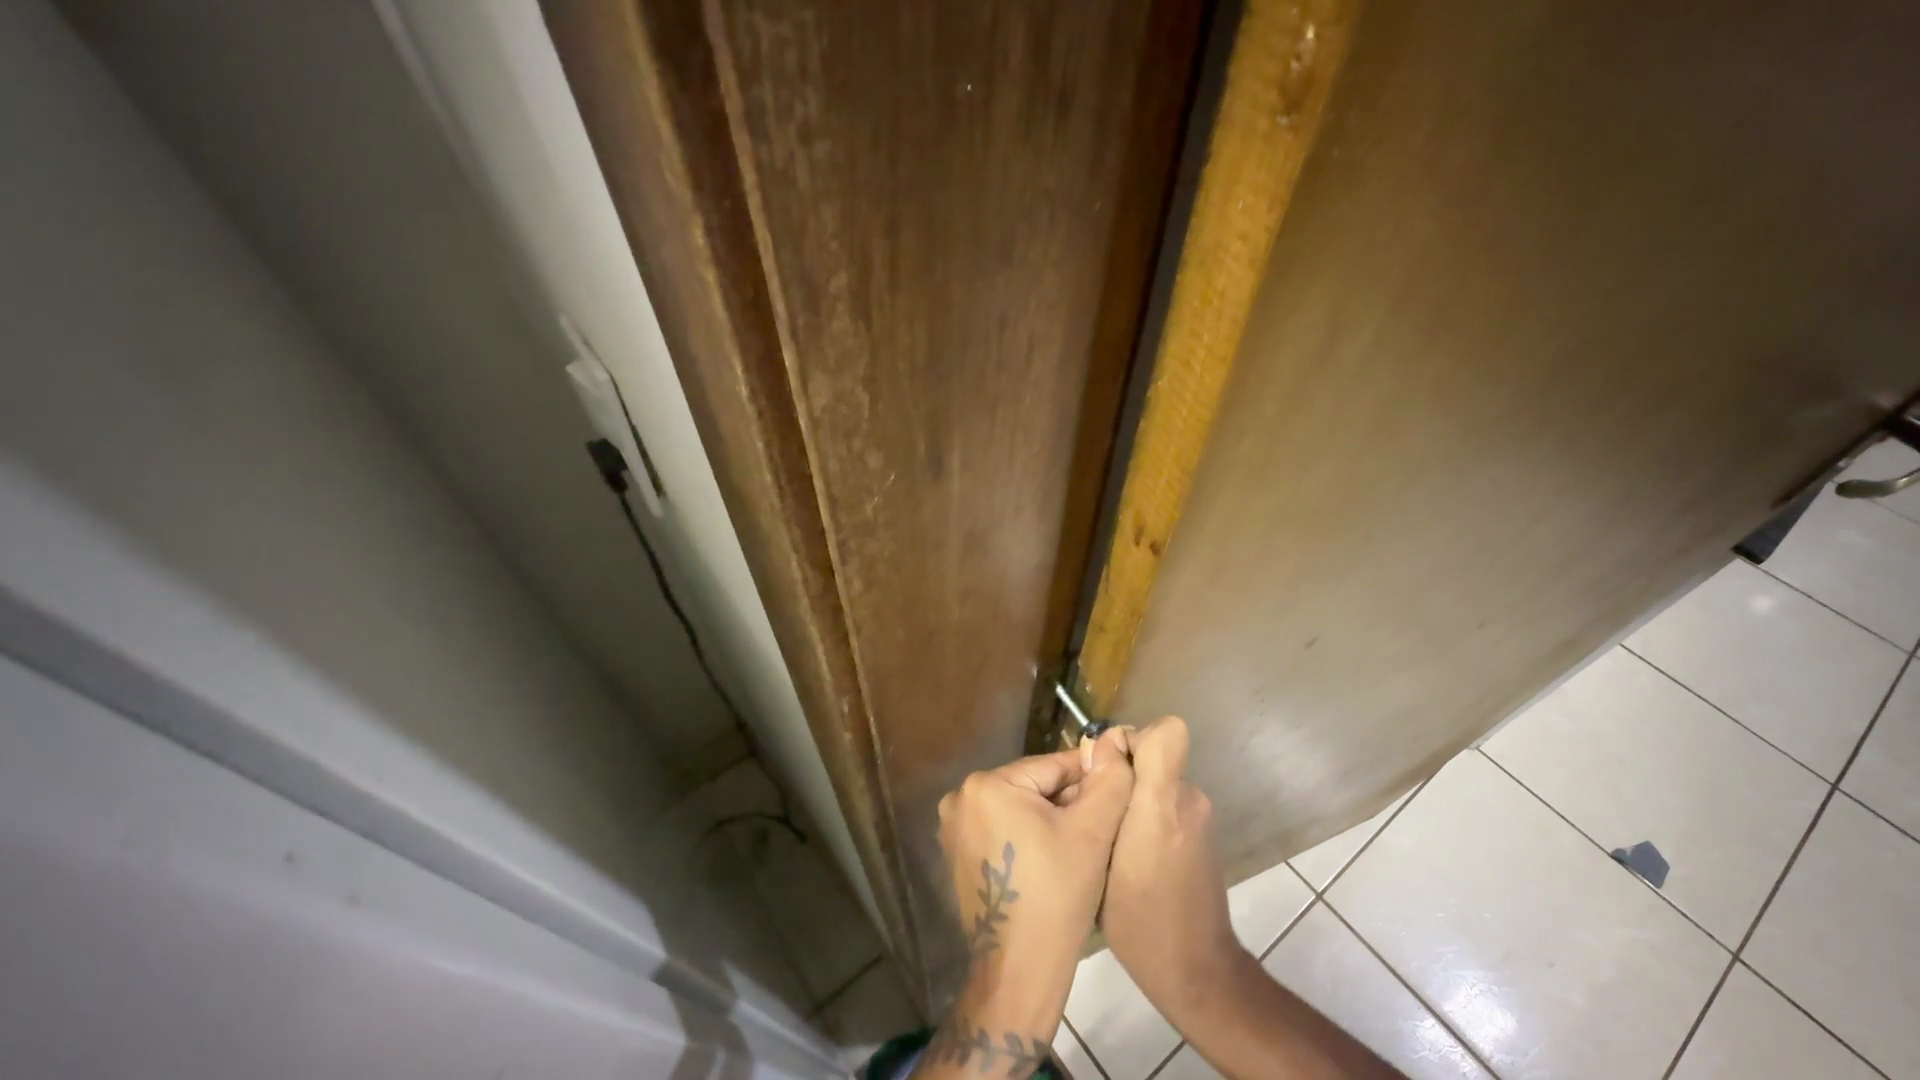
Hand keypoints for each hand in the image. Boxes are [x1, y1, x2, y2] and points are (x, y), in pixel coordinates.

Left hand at [935, 728, 1134, 971]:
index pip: (1053, 766)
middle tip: (1101, 830)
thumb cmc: (1058, 893)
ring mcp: (953, 829)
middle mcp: (960, 798)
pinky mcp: (956, 855)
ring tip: (1080, 849)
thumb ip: (1110, 779)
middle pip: (1034, 788)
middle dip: (1068, 803)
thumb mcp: (1093, 831)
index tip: (1119, 794)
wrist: (1019, 967)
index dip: (1090, 780)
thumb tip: (1115, 744)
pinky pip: (1002, 833)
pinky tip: (1052, 863)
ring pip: (1020, 810)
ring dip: (1050, 822)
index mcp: (987, 784)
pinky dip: (1028, 840)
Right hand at [1102, 718, 1399, 1076]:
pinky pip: (1163, 810)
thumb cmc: (1142, 915)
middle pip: (1151, 759)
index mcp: (1167, 799)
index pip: (1166, 732)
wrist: (1192, 970)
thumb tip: (1104, 745)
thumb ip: (1113, 790)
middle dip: (1118, 777)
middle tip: (1088, 814)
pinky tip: (1123, 859)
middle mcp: (1189, 800)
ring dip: (1127, 804)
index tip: (1101, 772)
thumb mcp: (1110, 852)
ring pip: (1153, 788)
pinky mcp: (1198, 841)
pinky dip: (1142, 824)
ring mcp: (1197, 821)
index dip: (1131, 740)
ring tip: (1100, 842)